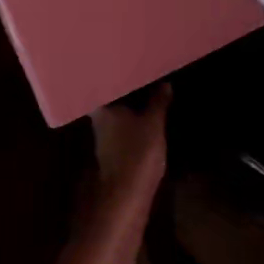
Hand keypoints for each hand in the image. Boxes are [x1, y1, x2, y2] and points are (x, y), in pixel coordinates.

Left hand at [90, 85, 170, 200]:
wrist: (126, 197)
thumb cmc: (136, 152)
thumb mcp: (153, 123)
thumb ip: (158, 102)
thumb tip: (165, 83)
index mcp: (102, 108)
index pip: (102, 85)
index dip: (110, 76)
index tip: (122, 66)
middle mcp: (98, 122)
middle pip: (108, 101)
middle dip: (122, 91)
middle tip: (139, 77)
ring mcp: (104, 140)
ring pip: (115, 117)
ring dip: (127, 108)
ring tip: (145, 95)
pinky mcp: (112, 155)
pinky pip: (121, 131)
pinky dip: (130, 125)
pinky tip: (143, 121)